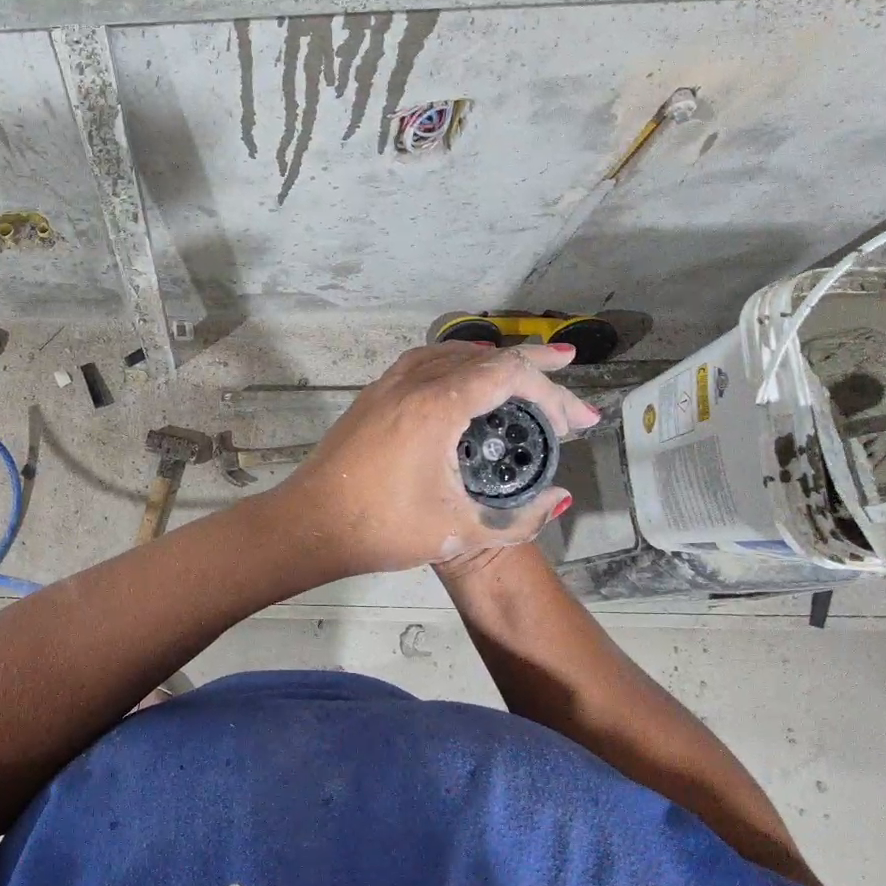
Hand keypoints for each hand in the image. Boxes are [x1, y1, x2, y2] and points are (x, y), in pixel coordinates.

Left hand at [267, 342, 600, 576]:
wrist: (307, 524)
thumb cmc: (379, 528)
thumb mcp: (457, 531)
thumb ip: (517, 519)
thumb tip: (558, 500)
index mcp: (434, 406)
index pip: (507, 375)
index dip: (552, 390)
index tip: (578, 419)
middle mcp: (410, 384)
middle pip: (481, 359)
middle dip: (529, 367)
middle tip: (566, 375)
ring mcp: (384, 388)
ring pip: (447, 354)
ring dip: (488, 361)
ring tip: (521, 375)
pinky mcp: (369, 400)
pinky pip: (421, 364)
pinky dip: (453, 364)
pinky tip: (462, 385)